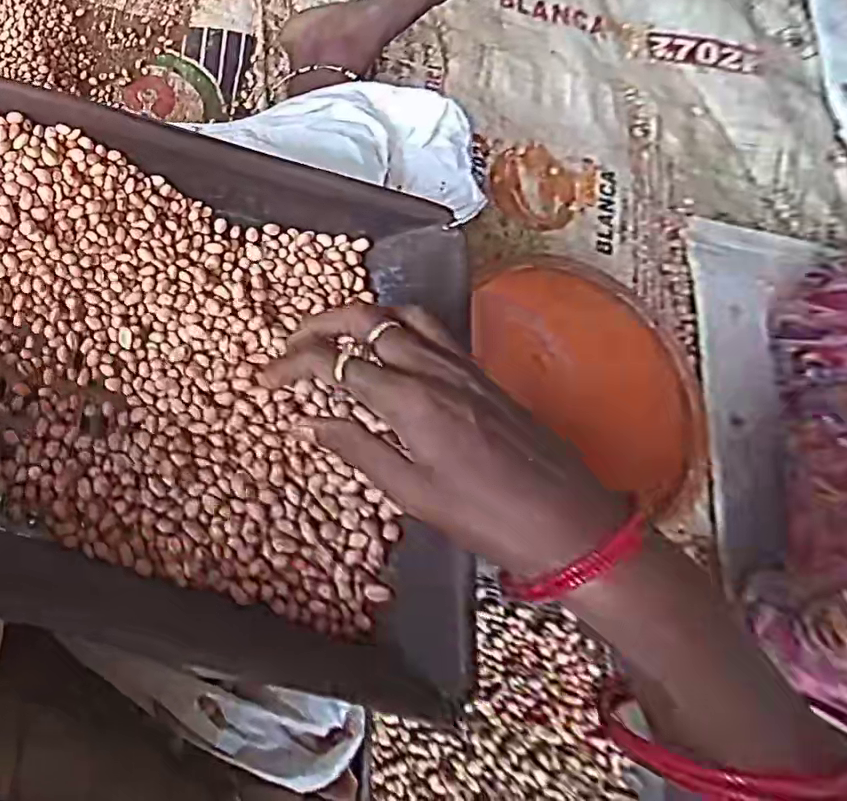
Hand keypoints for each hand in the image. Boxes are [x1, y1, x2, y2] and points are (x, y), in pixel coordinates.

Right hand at [264, 304, 629, 578]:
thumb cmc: (486, 517)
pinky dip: (397, 325)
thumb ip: (353, 446)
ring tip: (334, 335)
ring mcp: (462, 368)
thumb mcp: (408, 490)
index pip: (332, 362)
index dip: (291, 364)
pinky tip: (387, 348)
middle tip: (292, 344)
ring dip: (358, 317)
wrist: (578, 531)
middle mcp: (433, 372)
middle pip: (363, 320)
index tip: (268, 379)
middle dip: (316, 325)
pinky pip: (432, 329)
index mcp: (408, 401)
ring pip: (400, 314)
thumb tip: (304, 423)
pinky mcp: (482, 375)